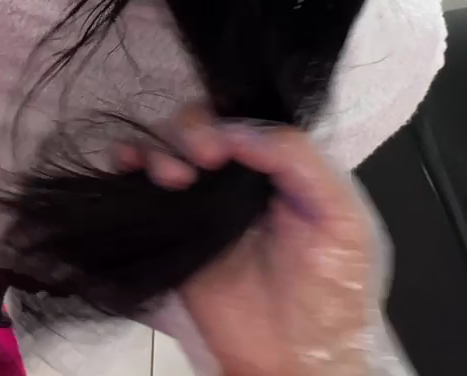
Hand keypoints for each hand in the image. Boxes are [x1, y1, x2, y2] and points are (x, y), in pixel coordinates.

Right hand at [116, 108, 382, 375]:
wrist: (289, 361)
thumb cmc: (328, 292)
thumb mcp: (341, 219)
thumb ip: (297, 160)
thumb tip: (232, 131)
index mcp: (273, 165)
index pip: (238, 116)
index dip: (223, 119)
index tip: (220, 147)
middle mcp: (230, 172)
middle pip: (194, 122)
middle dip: (189, 130)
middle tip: (200, 161)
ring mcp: (194, 195)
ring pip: (161, 140)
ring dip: (158, 146)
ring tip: (173, 179)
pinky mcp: (164, 219)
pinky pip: (132, 172)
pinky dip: (125, 157)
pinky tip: (130, 166)